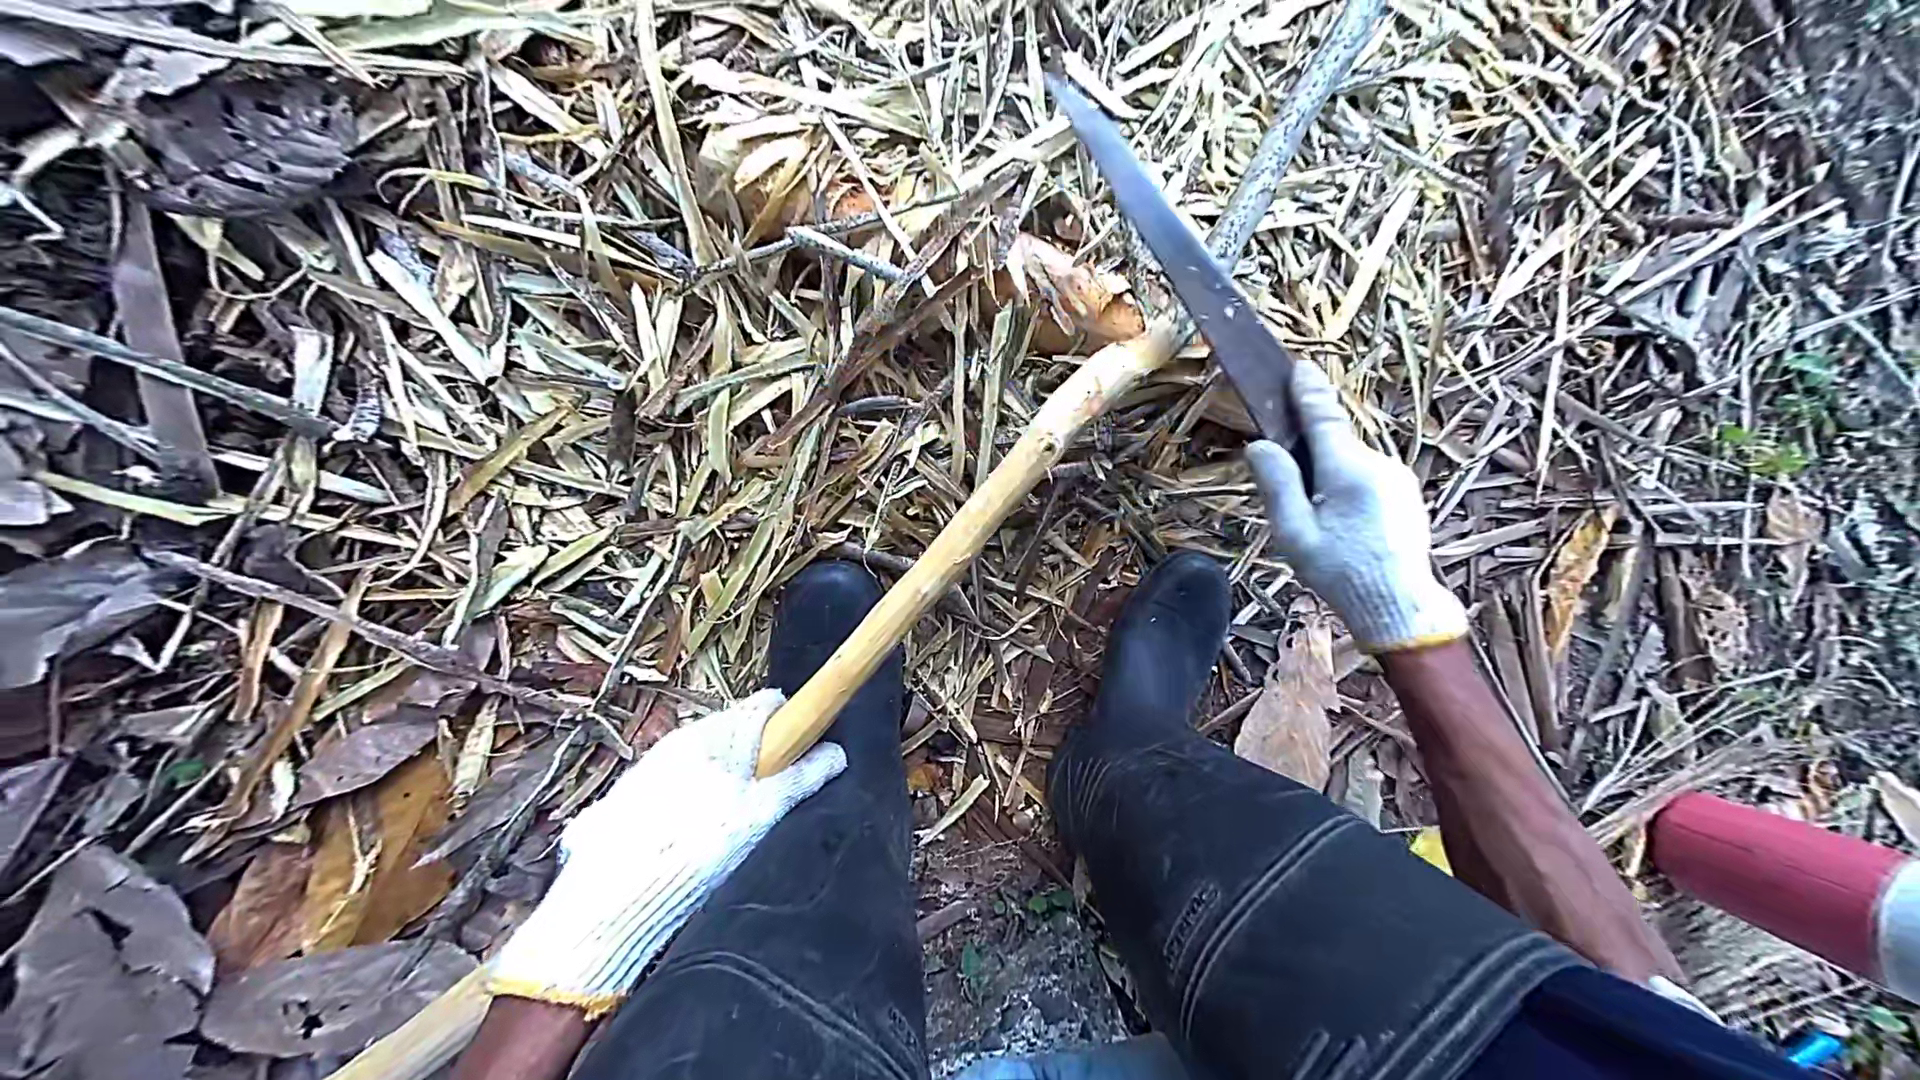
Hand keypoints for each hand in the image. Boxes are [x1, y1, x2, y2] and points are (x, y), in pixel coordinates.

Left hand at [485, 689, 843, 1016]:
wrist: (604, 911)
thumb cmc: (696, 853)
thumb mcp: (762, 815)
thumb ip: (802, 778)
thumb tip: (837, 753)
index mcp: (716, 734)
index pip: (768, 705)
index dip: (792, 728)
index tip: (800, 759)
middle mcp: (679, 740)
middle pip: (735, 733)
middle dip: (756, 760)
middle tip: (764, 804)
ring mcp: (646, 769)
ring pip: (701, 761)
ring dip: (720, 781)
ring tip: (721, 831)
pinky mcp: (621, 800)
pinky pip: (668, 788)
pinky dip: (684, 803)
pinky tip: (682, 844)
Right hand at [1246, 361, 1465, 652]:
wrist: (1398, 605)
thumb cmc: (1339, 572)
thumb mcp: (1294, 532)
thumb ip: (1277, 484)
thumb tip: (1260, 445)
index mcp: (1349, 471)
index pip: (1324, 418)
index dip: (1307, 391)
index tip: (1296, 366)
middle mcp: (1379, 465)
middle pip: (1333, 440)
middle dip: (1306, 449)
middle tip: (1284, 482)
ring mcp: (1397, 478)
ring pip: (1348, 459)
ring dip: (1324, 472)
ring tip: (1313, 518)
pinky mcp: (1404, 492)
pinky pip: (1364, 474)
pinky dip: (1343, 483)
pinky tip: (1337, 520)